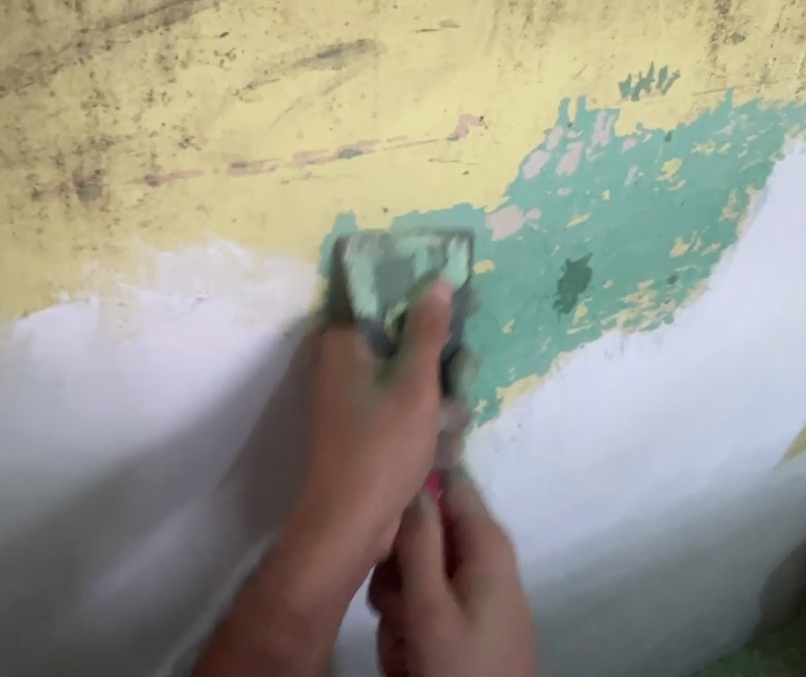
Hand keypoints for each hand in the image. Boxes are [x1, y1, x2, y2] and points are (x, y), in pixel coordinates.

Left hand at [286, 279, 453, 577]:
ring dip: (437, 399)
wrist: (350, 525)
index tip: (456, 311)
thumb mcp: (415, 383)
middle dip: (438, 363)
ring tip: (449, 426)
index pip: (385, 298)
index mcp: (344, 340)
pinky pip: (403, 407)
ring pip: (410, 377)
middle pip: (403, 339)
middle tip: (462, 378)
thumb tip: (437, 281)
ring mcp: (353, 396)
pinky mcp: (365, 425)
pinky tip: (440, 448)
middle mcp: (343, 361)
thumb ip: (428, 330)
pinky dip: (424, 422)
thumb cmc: (382, 446)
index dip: (423, 302)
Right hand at [367, 471, 535, 676]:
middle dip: (398, 569)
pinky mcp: (462, 621)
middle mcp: (481, 556)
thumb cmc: (462, 671)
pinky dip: (409, 631)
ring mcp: (471, 591)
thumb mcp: (431, 607)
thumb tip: (411, 482)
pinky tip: (410, 659)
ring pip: (412, 573)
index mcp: (485, 541)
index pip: (448, 479)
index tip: (385, 515)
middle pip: (422, 532)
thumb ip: (418, 540)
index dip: (414, 488)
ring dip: (398, 607)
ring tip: (406, 643)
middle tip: (395, 602)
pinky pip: (422, 607)